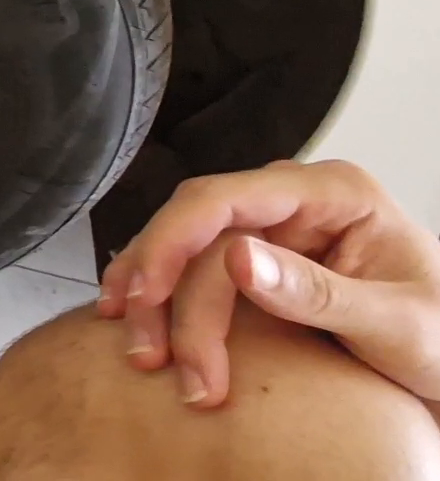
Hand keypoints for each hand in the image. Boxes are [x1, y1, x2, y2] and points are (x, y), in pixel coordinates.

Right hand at [98, 159, 439, 406]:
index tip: (147, 293)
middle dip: (162, 291)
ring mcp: (261, 224)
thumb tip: (234, 258)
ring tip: (144, 351)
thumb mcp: (406, 329)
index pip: (220, 200)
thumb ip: (322, 294)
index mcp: (330, 194)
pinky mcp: (243, 252)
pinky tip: (138, 319)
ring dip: (152, 303)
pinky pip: (185, 268)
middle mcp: (284, 199)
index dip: (170, 241)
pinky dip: (159, 299)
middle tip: (150, 349)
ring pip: (178, 251)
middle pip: (192, 232)